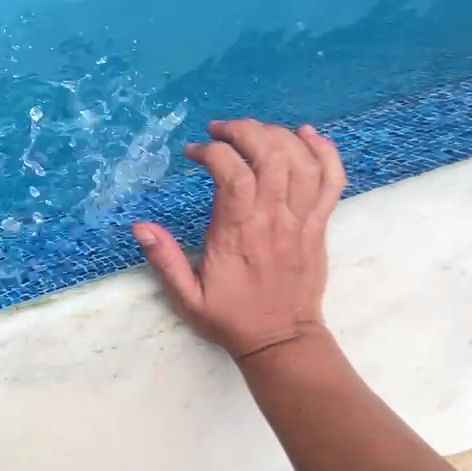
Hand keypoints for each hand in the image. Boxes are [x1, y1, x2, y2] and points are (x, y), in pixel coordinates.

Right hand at [132, 119, 345, 360]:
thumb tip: (140, 227)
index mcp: (238, 235)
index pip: (234, 176)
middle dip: (244, 131)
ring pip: (301, 162)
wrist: (282, 340)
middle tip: (218, 130)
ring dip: (276, 135)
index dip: (213, 153)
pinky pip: (331, 180)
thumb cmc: (230, 318)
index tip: (193, 153)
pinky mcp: (319, 225)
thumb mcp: (186, 297)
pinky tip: (306, 134)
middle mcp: (274, 221)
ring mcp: (302, 221)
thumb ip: (165, 260)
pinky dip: (323, 151)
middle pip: (271, 157)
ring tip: (250, 131)